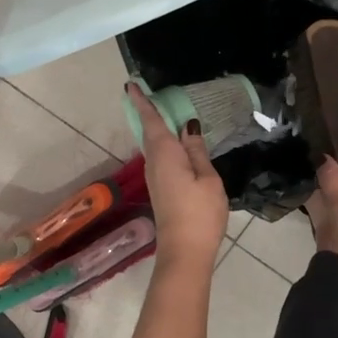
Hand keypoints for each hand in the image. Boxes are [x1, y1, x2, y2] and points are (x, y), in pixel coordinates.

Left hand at [128, 82, 228, 267]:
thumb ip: (197, 151)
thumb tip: (188, 126)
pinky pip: (160, 158)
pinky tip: (176, 144)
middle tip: (149, 93)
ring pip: (154, 146)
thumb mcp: (207, 178)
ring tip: (166, 112)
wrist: (185, 252)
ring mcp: (155, 178)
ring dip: (157, 129)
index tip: (130, 85)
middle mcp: (154, 163)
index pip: (152, 121)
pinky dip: (164, 145)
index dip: (142, 102)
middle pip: (150, 132)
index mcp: (165, 154)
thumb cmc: (200, 213)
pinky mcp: (161, 190)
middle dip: (149, 113)